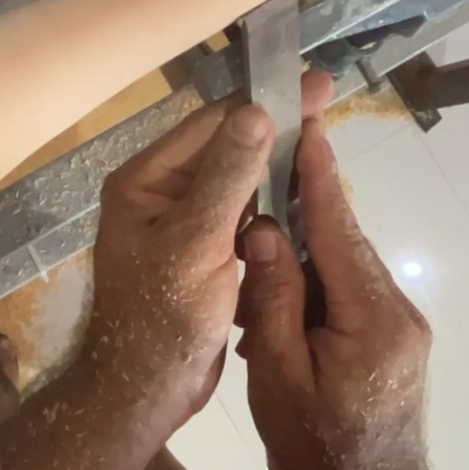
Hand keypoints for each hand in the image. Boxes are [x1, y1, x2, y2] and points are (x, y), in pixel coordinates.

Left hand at [81, 73, 334, 429]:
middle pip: (221, 145)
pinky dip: (266, 194)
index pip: (208, 125)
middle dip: (272, 122)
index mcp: (143, 181)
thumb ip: (225, 177)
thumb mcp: (195, 242)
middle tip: (324, 95)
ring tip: (317, 131)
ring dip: (271, 156)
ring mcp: (178, 218)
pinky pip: (236, 207)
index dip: (261, 101)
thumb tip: (256, 112)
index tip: (312, 81)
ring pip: (232, 175)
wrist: (148, 387)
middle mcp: (157, 191)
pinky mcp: (198, 245)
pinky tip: (297, 182)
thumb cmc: (164, 316)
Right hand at [236, 124, 432, 469]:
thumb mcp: (277, 372)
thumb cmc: (316, 444)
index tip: (307, 126)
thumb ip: (272, 296)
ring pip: (343, 262)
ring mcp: (400, 322)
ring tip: (255, 241)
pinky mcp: (393, 335)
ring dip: (300, 249)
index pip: (340, 229)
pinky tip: (276, 292)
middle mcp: (397, 309)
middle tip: (260, 173)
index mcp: (373, 317)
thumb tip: (264, 226)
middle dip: (303, 207)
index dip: (321, 176)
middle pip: (343, 240)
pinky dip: (311, 278)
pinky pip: (346, 287)